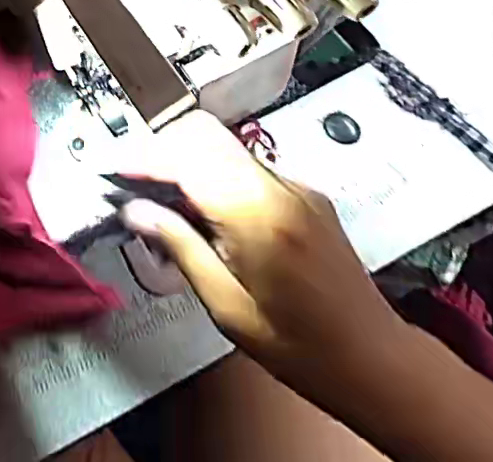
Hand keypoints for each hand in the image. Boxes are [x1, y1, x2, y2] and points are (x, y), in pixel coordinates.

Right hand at [115, 111, 400, 391]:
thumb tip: (138, 211)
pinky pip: (246, 166)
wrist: (374, 358)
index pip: (189, 160)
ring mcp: (295, 185)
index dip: (146, 161)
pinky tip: (207, 214)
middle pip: (205, 135)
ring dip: (188, 163)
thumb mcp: (229, 308)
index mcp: (260, 216)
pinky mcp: (303, 191)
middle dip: (164, 152)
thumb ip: (181, 248)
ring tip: (167, 204)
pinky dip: (216, 176)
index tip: (118, 173)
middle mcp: (280, 187)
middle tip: (137, 186)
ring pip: (224, 146)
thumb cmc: (304, 348)